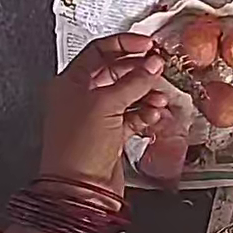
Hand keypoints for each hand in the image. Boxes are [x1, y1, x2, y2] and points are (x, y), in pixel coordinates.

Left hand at [40, 34, 173, 189]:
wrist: (79, 188)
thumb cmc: (78, 147)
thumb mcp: (107, 104)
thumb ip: (133, 82)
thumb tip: (152, 65)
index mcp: (71, 82)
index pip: (99, 51)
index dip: (124, 44)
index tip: (146, 44)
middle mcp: (82, 97)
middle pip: (115, 72)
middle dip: (139, 70)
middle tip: (159, 67)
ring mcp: (96, 117)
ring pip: (126, 95)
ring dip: (146, 93)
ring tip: (160, 94)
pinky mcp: (110, 136)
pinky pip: (132, 117)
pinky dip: (145, 113)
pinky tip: (154, 113)